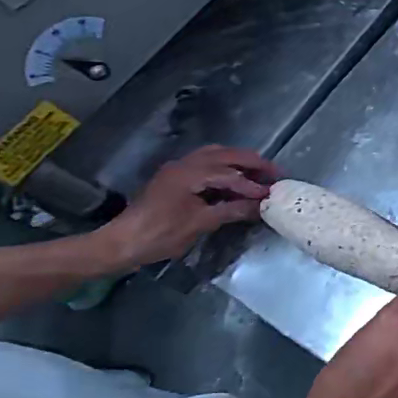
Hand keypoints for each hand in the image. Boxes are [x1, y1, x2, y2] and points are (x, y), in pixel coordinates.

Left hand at [96, 145, 280, 267]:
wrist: (122, 242)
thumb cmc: (160, 234)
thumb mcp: (200, 224)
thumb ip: (232, 211)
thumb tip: (260, 206)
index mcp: (189, 173)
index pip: (230, 174)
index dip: (253, 184)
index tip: (273, 194)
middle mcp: (184, 164)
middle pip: (225, 155)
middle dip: (252, 163)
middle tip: (275, 174)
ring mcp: (178, 169)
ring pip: (215, 155)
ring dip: (238, 162)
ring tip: (258, 174)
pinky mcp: (175, 178)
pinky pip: (206, 164)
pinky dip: (225, 169)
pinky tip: (235, 181)